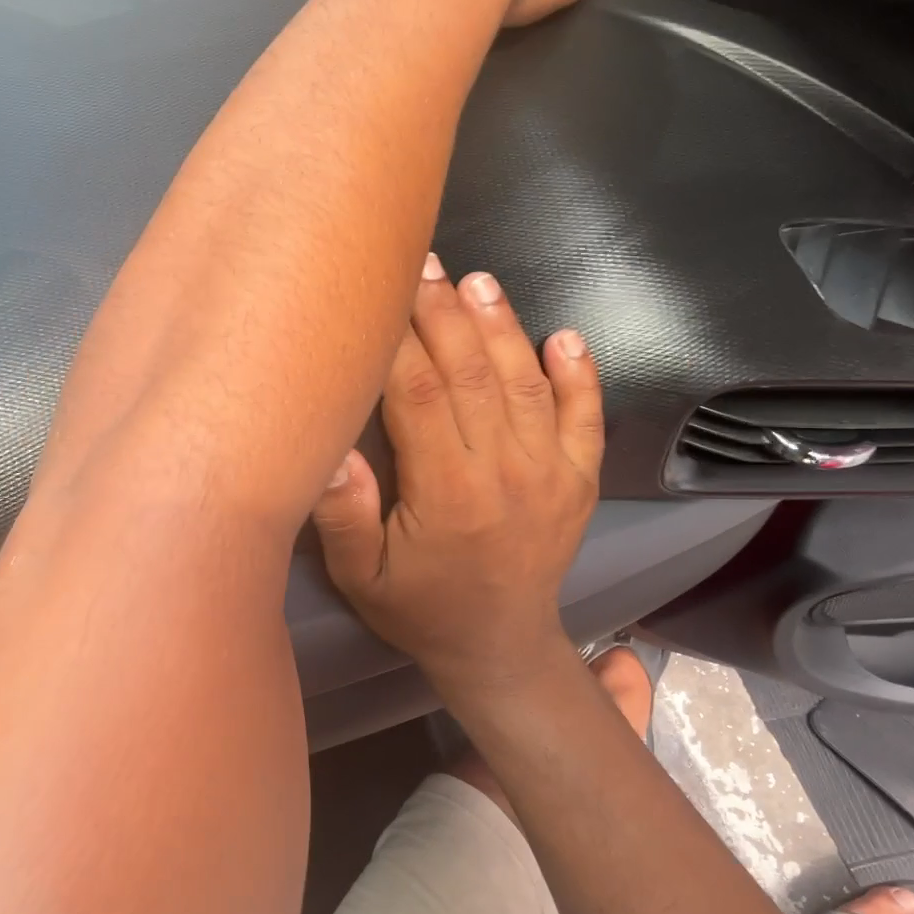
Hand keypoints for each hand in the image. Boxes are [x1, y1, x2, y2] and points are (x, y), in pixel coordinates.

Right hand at [310, 256, 603, 689]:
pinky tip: (564, 336)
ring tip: (477, 281)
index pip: (420, 397)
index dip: (398, 342)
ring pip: (525, 383)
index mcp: (449, 493)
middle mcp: (507, 471)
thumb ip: (344, 517)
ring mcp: (552, 472)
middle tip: (422, 265)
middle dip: (444, 314)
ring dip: (502, 327)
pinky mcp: (578, 479)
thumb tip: (329, 450)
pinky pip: (585, 417)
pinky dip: (578, 374)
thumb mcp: (360, 577)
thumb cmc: (417, 608)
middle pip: (473, 374)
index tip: (378, 296)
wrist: (499, 647)